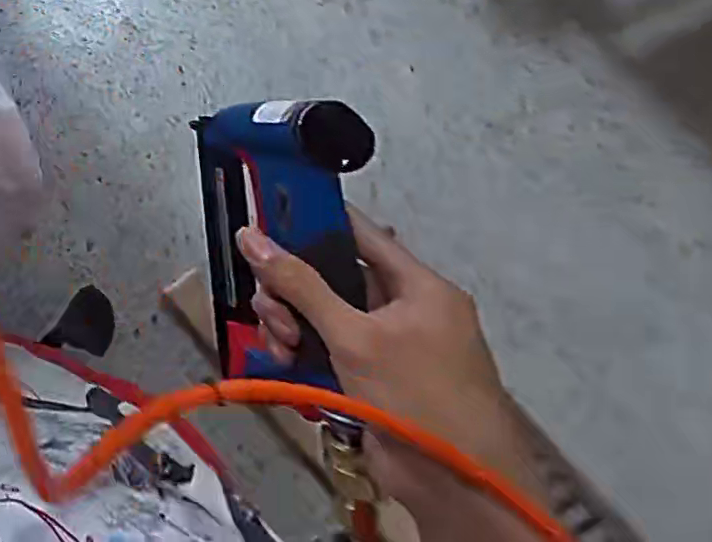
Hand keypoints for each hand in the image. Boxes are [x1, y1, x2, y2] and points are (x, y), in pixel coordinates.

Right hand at [239, 209, 547, 537]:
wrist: (462, 495)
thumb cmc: (421, 397)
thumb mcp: (354, 335)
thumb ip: (299, 283)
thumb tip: (249, 235)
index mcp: (417, 287)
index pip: (356, 230)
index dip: (311, 217)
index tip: (263, 215)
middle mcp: (399, 307)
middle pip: (324, 273)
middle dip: (288, 286)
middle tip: (270, 305)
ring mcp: (381, 341)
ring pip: (313, 308)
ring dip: (287, 320)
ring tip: (282, 343)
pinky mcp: (364, 370)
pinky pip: (317, 340)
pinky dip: (296, 346)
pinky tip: (285, 358)